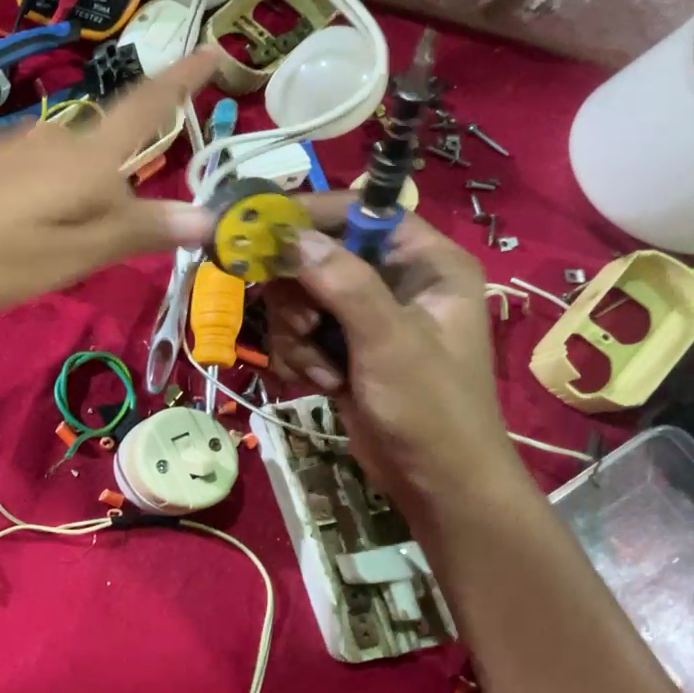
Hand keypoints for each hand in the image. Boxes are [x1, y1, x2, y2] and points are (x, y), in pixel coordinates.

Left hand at [0, 49, 225, 319]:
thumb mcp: (61, 258)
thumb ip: (130, 233)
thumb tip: (207, 214)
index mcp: (84, 160)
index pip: (148, 109)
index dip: (185, 80)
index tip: (219, 49)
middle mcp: (48, 142)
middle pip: (107, 152)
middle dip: (122, 189)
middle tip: (115, 243)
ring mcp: (5, 153)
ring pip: (67, 173)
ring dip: (79, 207)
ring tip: (61, 254)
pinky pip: (32, 183)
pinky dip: (45, 210)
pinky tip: (18, 243)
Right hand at [263, 210, 524, 507]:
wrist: (435, 480)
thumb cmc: (429, 408)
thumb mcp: (388, 341)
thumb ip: (342, 283)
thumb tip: (289, 237)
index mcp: (427, 264)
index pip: (361, 213)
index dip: (310, 217)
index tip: (258, 231)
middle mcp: (395, 280)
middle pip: (316, 256)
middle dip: (299, 298)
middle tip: (305, 328)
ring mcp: (365, 316)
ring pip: (298, 298)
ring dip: (297, 337)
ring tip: (323, 371)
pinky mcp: (343, 346)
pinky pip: (297, 332)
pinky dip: (299, 358)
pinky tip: (321, 384)